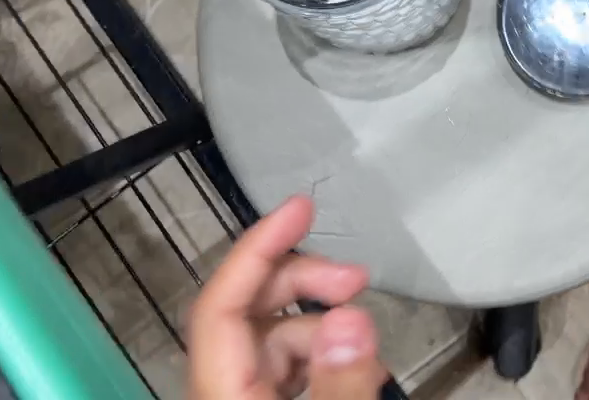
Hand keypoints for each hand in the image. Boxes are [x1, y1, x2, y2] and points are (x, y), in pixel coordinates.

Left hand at [187, 195, 388, 398]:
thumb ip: (342, 386)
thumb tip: (347, 315)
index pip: (220, 311)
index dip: (257, 250)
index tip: (302, 207)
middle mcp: (221, 396)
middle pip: (244, 313)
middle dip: (303, 281)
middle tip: (358, 280)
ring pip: (270, 337)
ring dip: (321, 318)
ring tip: (368, 335)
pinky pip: (283, 363)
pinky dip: (322, 347)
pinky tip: (357, 363)